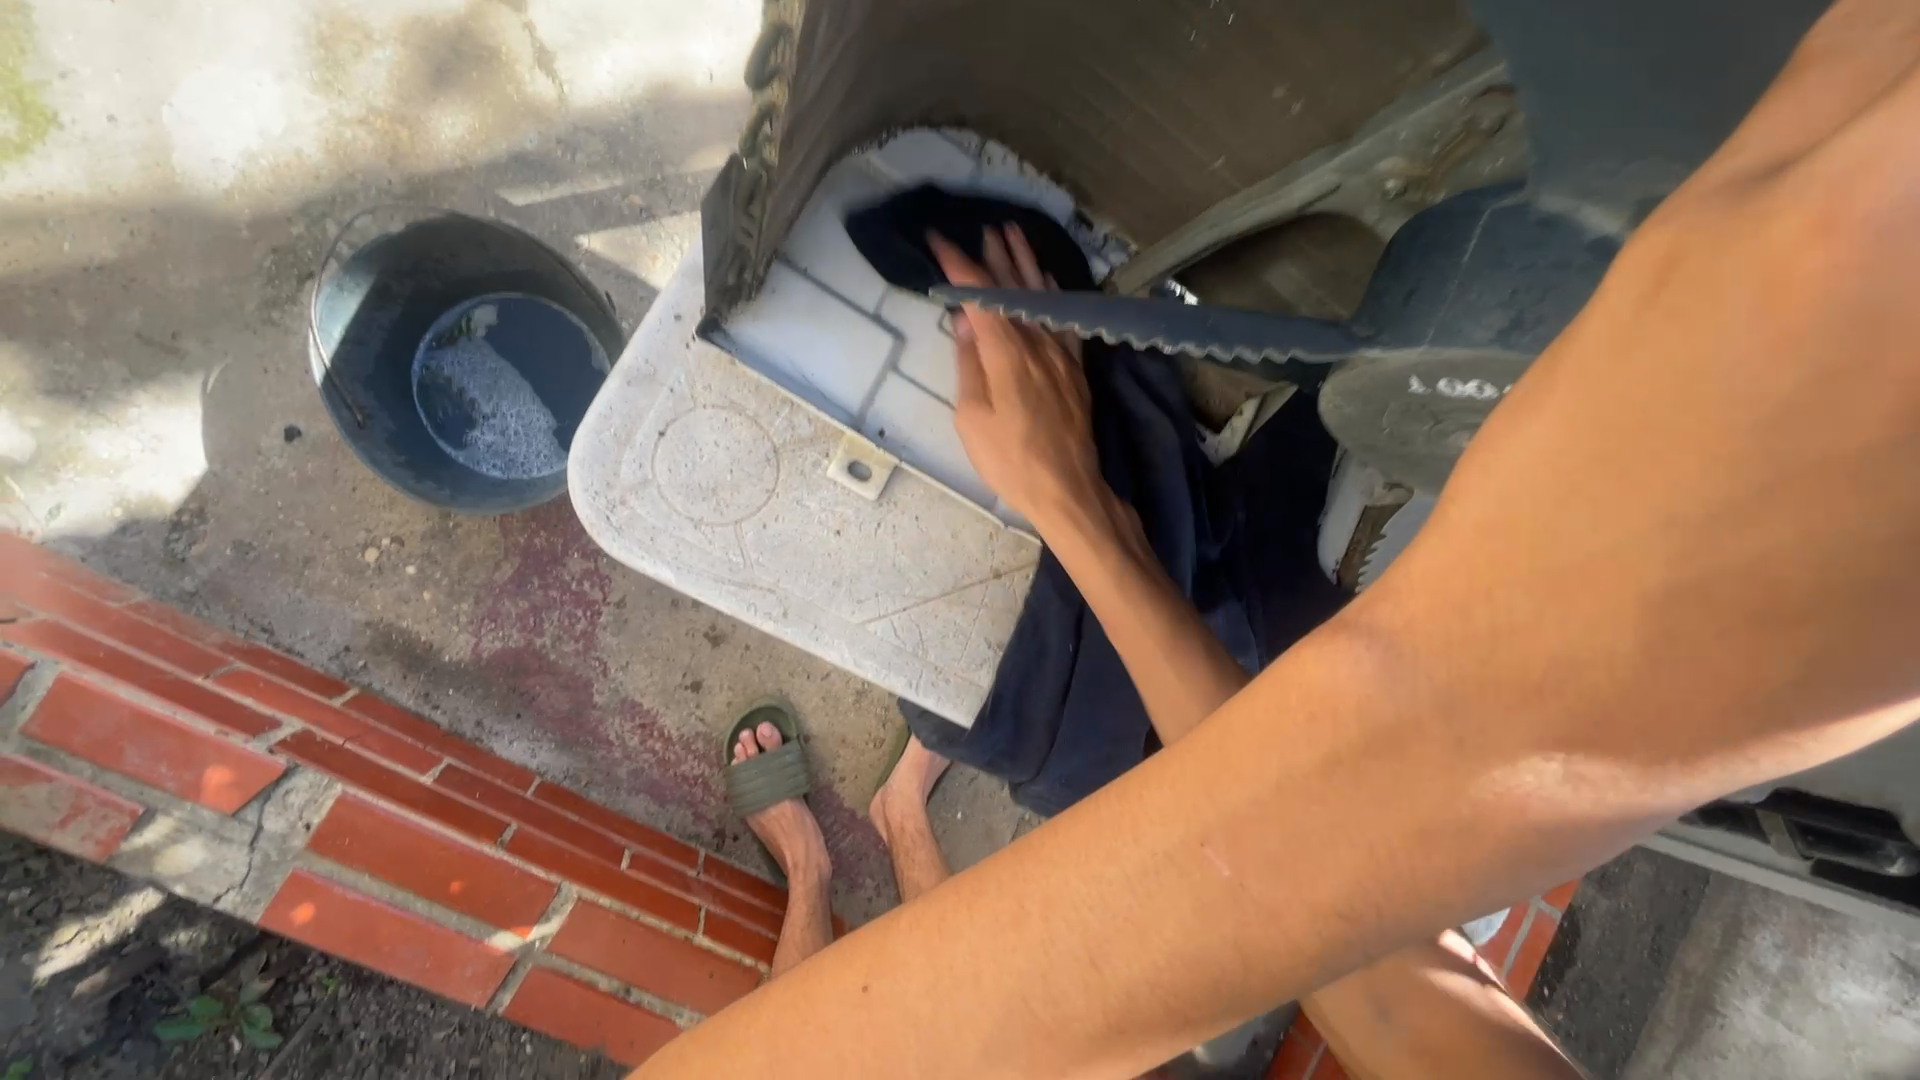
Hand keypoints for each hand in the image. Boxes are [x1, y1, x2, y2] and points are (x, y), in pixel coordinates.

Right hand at [927, 226, 1108, 530]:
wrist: (1067, 488)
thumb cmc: (1011, 460)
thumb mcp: (973, 417)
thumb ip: (969, 364)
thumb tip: (966, 321)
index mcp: (1007, 352)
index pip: (980, 295)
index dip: (957, 265)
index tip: (938, 241)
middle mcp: (1038, 342)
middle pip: (1014, 288)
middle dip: (994, 256)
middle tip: (981, 228)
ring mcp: (1061, 353)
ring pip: (1042, 296)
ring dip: (1026, 264)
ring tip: (1013, 235)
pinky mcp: (1075, 369)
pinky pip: (1065, 318)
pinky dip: (1053, 294)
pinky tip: (1048, 282)